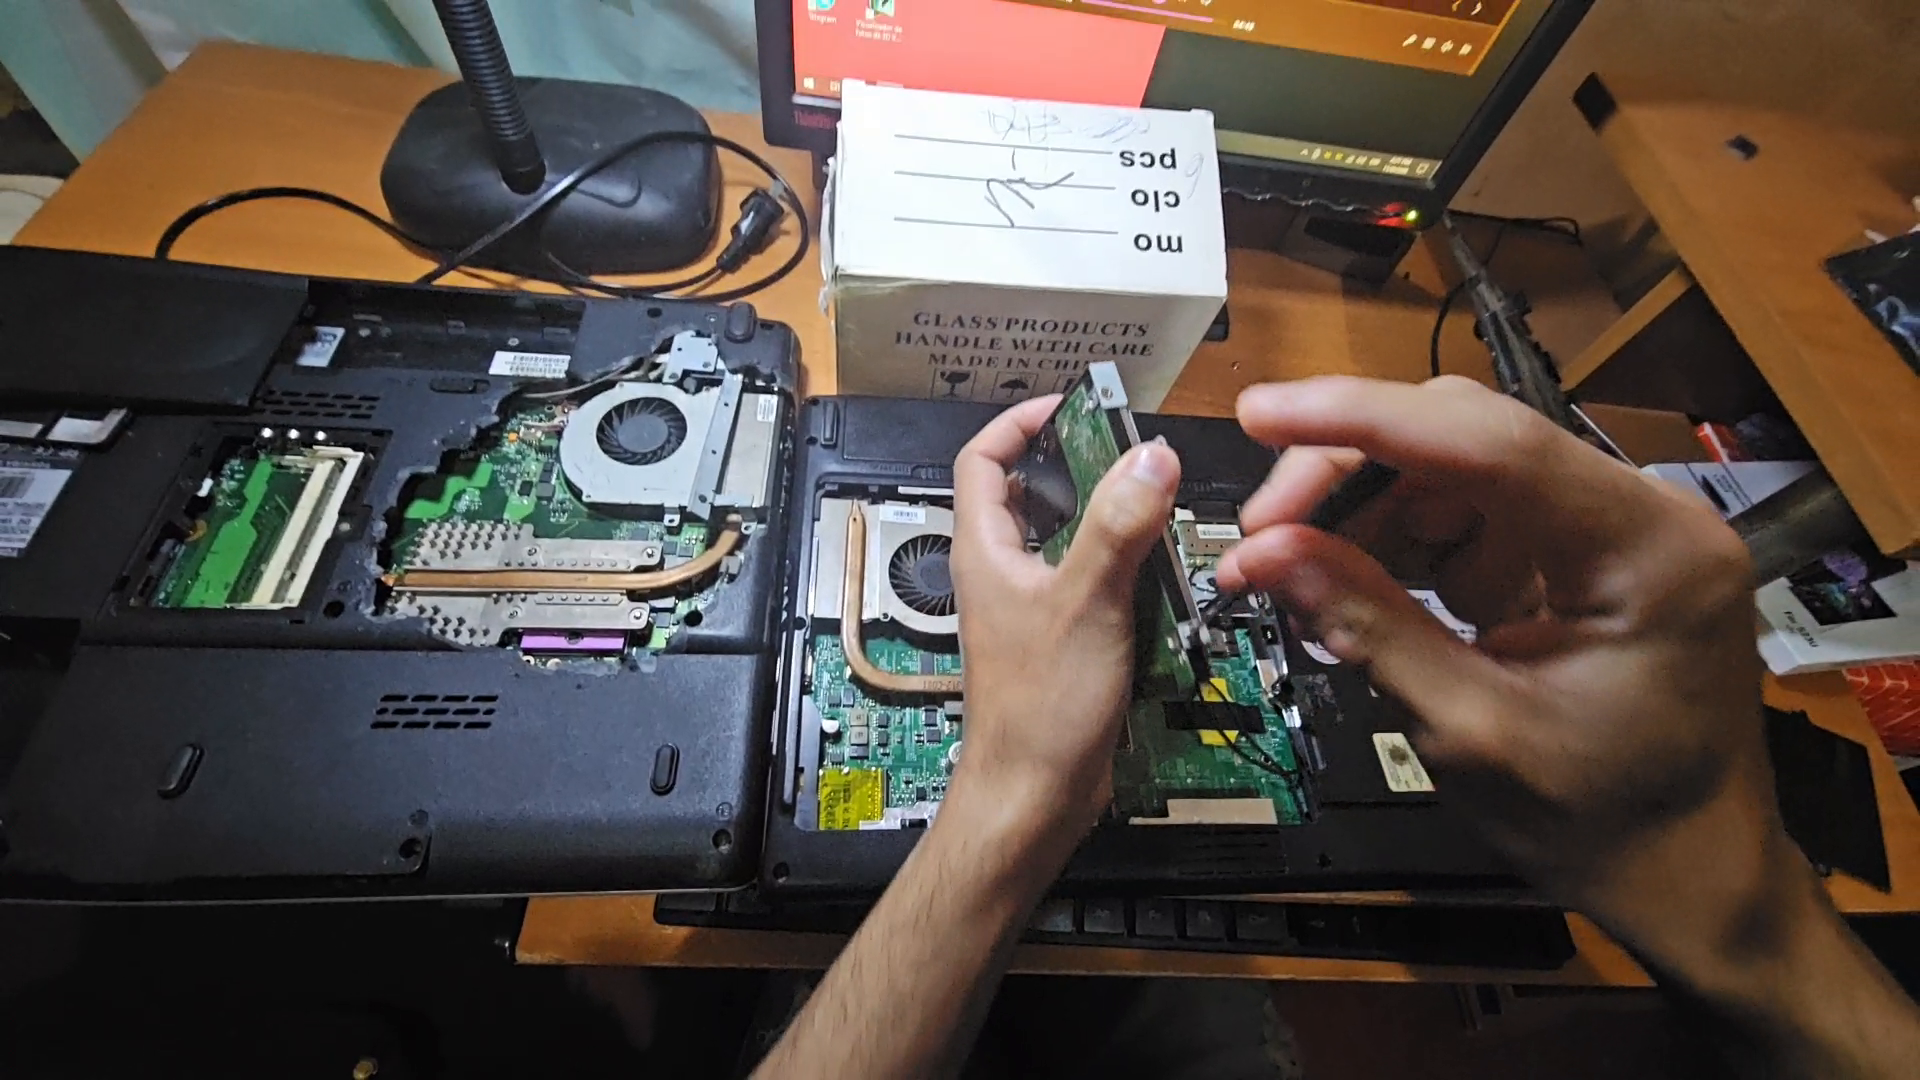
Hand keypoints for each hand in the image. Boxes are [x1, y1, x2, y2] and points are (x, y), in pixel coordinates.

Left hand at [947, 395, 1181, 854]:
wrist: (1035, 793)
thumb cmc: (1041, 706)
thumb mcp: (1086, 603)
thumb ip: (1117, 527)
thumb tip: (1150, 457)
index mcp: (984, 550)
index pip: (982, 459)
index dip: (1018, 424)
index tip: (1071, 407)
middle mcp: (1000, 570)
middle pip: (1029, 493)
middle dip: (1079, 466)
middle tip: (1133, 456)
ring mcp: (1028, 603)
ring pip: (1064, 537)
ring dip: (1106, 517)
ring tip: (1154, 505)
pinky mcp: (1056, 633)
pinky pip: (1086, 579)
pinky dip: (1118, 565)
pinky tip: (1157, 570)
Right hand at [1215, 376, 1799, 974]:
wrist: (1670, 861)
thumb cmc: (1596, 814)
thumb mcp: (1469, 729)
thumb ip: (1365, 627)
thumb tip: (1260, 554)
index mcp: (1641, 551)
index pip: (1487, 444)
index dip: (1362, 419)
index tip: (1256, 415)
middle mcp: (1612, 510)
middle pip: (1445, 438)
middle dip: (1334, 474)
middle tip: (1253, 535)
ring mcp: (1565, 526)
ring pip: (1419, 471)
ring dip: (1335, 516)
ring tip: (1280, 580)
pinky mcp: (1525, 549)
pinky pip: (1420, 516)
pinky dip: (1358, 547)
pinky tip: (1326, 592)